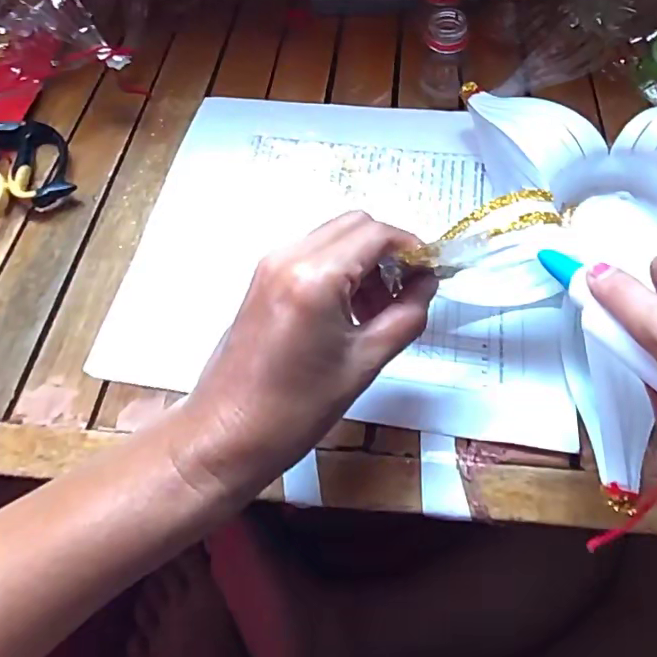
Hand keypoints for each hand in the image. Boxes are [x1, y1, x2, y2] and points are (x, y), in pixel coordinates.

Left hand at [169, 211, 436, 497]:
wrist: (227, 431)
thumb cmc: (294, 408)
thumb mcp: (364, 363)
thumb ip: (405, 315)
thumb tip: (425, 283)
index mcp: (314, 275)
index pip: (376, 233)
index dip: (411, 248)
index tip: (430, 273)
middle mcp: (288, 257)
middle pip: (354, 224)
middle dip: (388, 250)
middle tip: (406, 291)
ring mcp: (270, 265)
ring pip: (333, 237)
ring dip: (363, 260)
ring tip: (378, 309)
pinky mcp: (262, 279)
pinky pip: (311, 254)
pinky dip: (339, 269)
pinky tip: (349, 309)